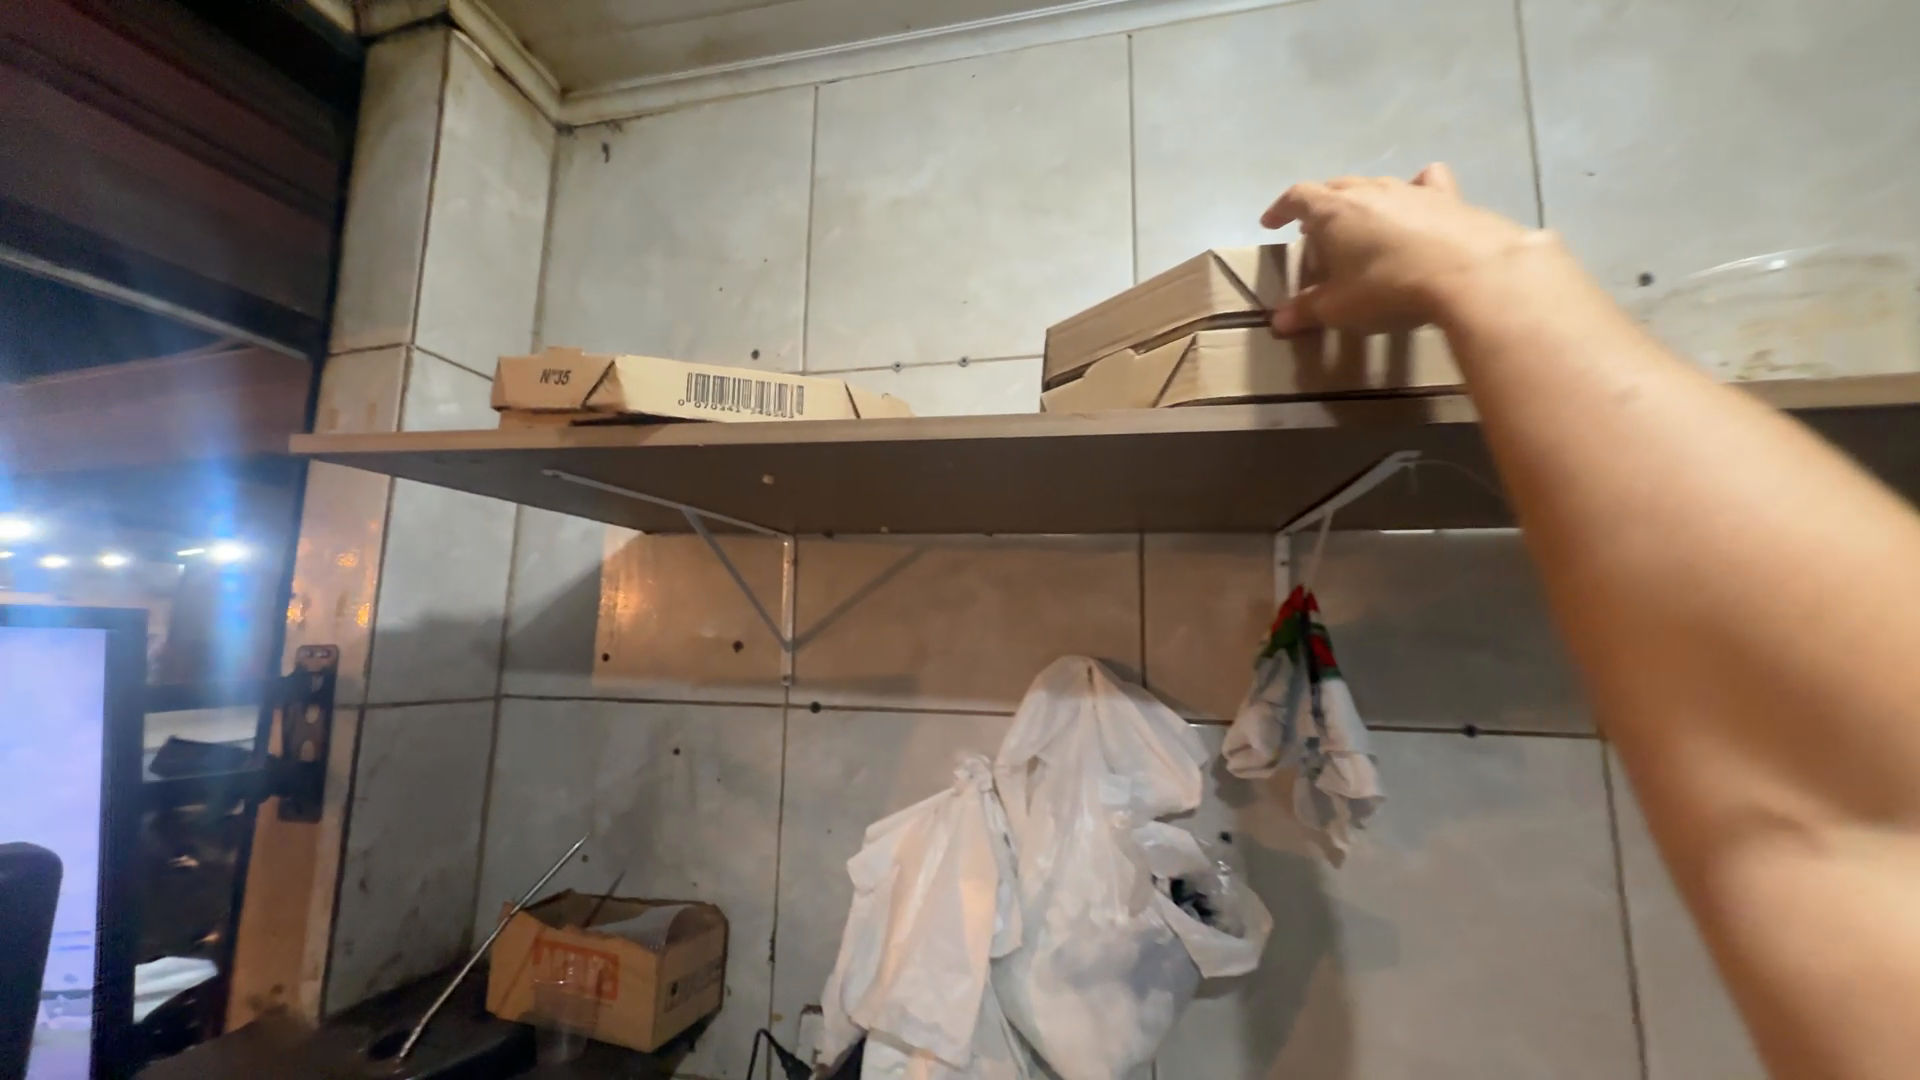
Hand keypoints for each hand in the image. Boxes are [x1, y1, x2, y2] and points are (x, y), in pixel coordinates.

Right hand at [1261, 164, 1537, 334]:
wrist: (1470, 274)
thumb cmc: (1388, 287)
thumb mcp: (1337, 308)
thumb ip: (1306, 310)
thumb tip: (1278, 322)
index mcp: (1334, 211)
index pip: (1297, 197)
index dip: (1280, 208)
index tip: (1270, 223)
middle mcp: (1370, 190)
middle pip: (1335, 186)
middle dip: (1319, 206)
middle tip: (1312, 231)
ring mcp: (1411, 190)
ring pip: (1375, 185)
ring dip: (1360, 201)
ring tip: (1357, 224)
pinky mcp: (1449, 198)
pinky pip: (1425, 184)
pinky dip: (1414, 190)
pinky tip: (1415, 203)